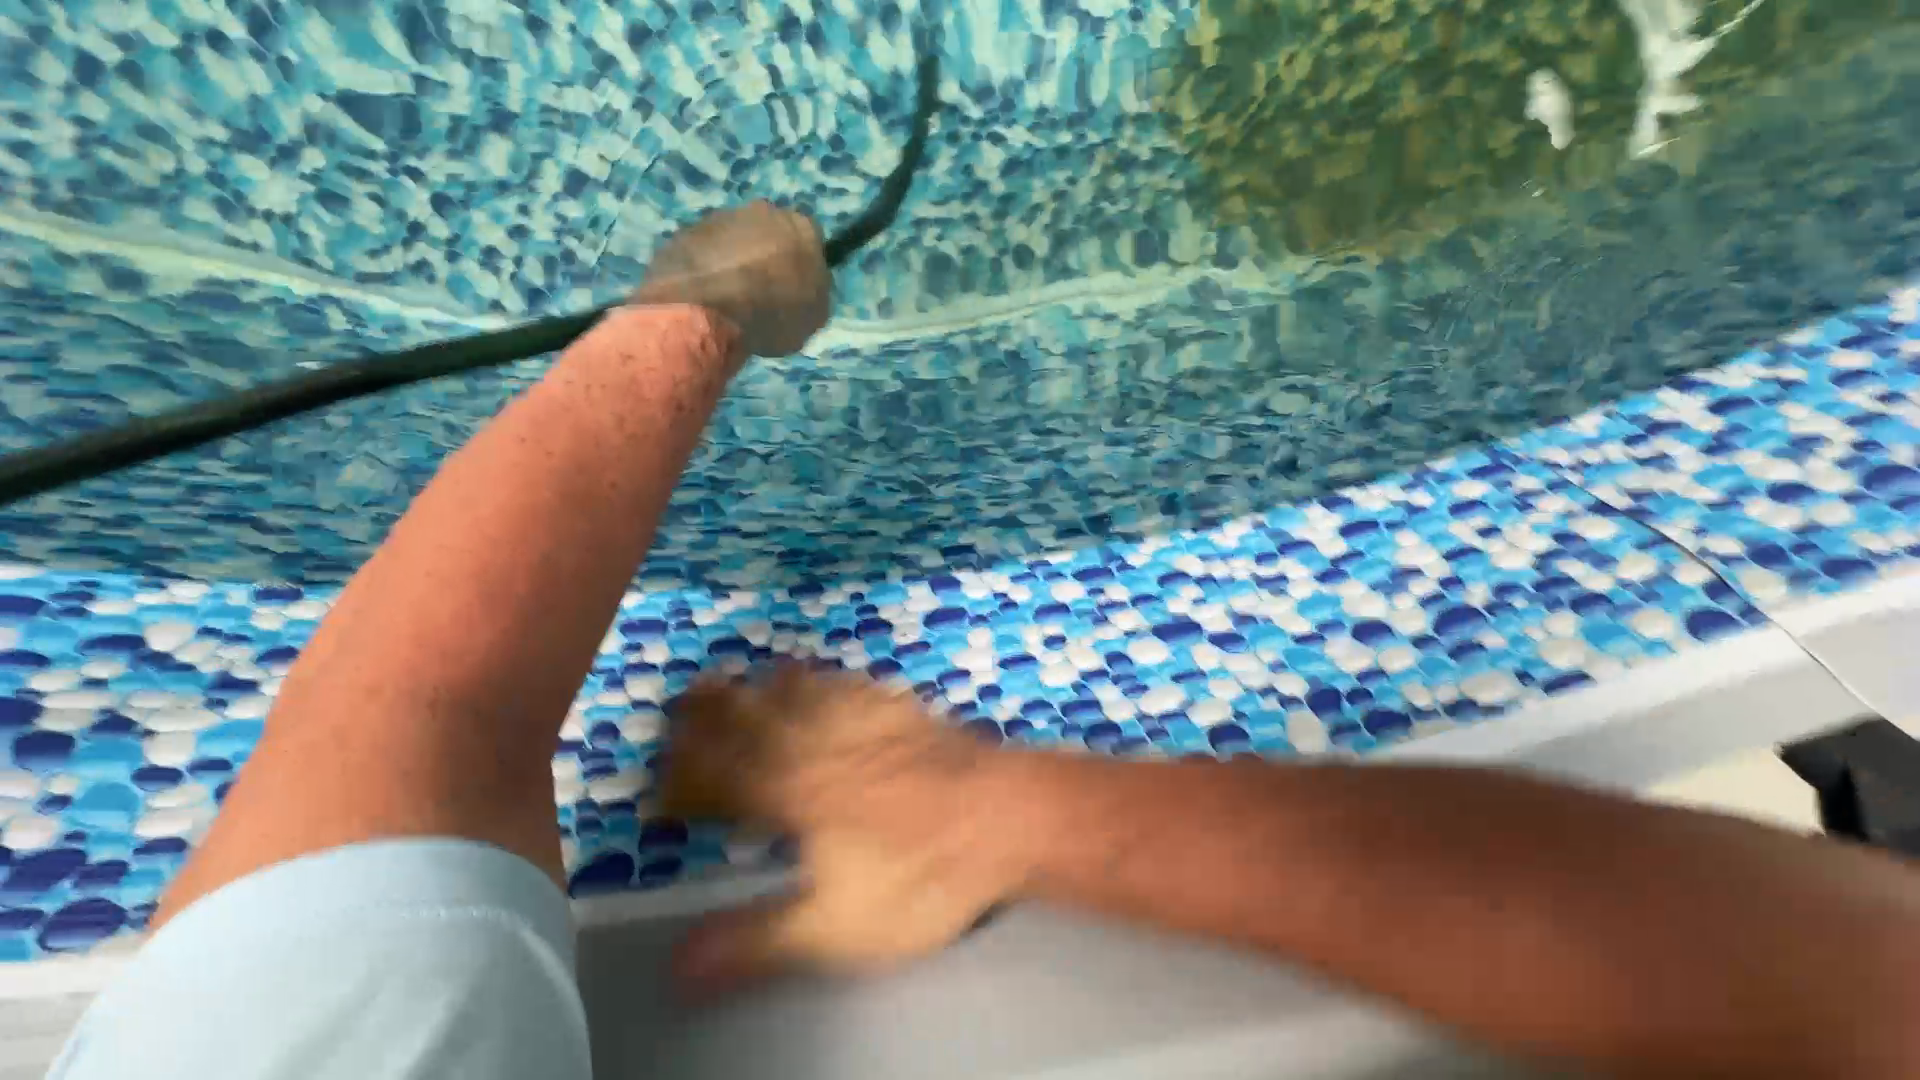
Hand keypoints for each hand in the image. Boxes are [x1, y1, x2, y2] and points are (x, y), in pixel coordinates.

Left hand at [631, 201, 829, 357]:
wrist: (709, 309)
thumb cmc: (773, 314)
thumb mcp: (813, 317)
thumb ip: (814, 293)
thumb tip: (805, 287)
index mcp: (803, 228)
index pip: (811, 239)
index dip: (802, 263)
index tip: (795, 286)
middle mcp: (765, 210)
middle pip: (771, 231)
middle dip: (767, 255)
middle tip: (761, 291)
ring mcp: (722, 216)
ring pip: (735, 237)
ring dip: (734, 259)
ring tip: (728, 297)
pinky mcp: (688, 230)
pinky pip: (705, 249)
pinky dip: (707, 267)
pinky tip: (704, 295)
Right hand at [660, 665, 1027, 994]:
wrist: (1002, 815)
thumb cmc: (919, 875)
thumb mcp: (834, 927)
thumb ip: (755, 941)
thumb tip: (677, 966)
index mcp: (789, 791)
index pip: (718, 777)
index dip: (684, 781)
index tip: (660, 786)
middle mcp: (813, 742)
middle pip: (745, 717)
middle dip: (706, 713)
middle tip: (680, 702)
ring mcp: (858, 716)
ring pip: (790, 690)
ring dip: (753, 687)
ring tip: (730, 680)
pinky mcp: (897, 705)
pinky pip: (842, 680)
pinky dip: (815, 677)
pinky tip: (817, 676)